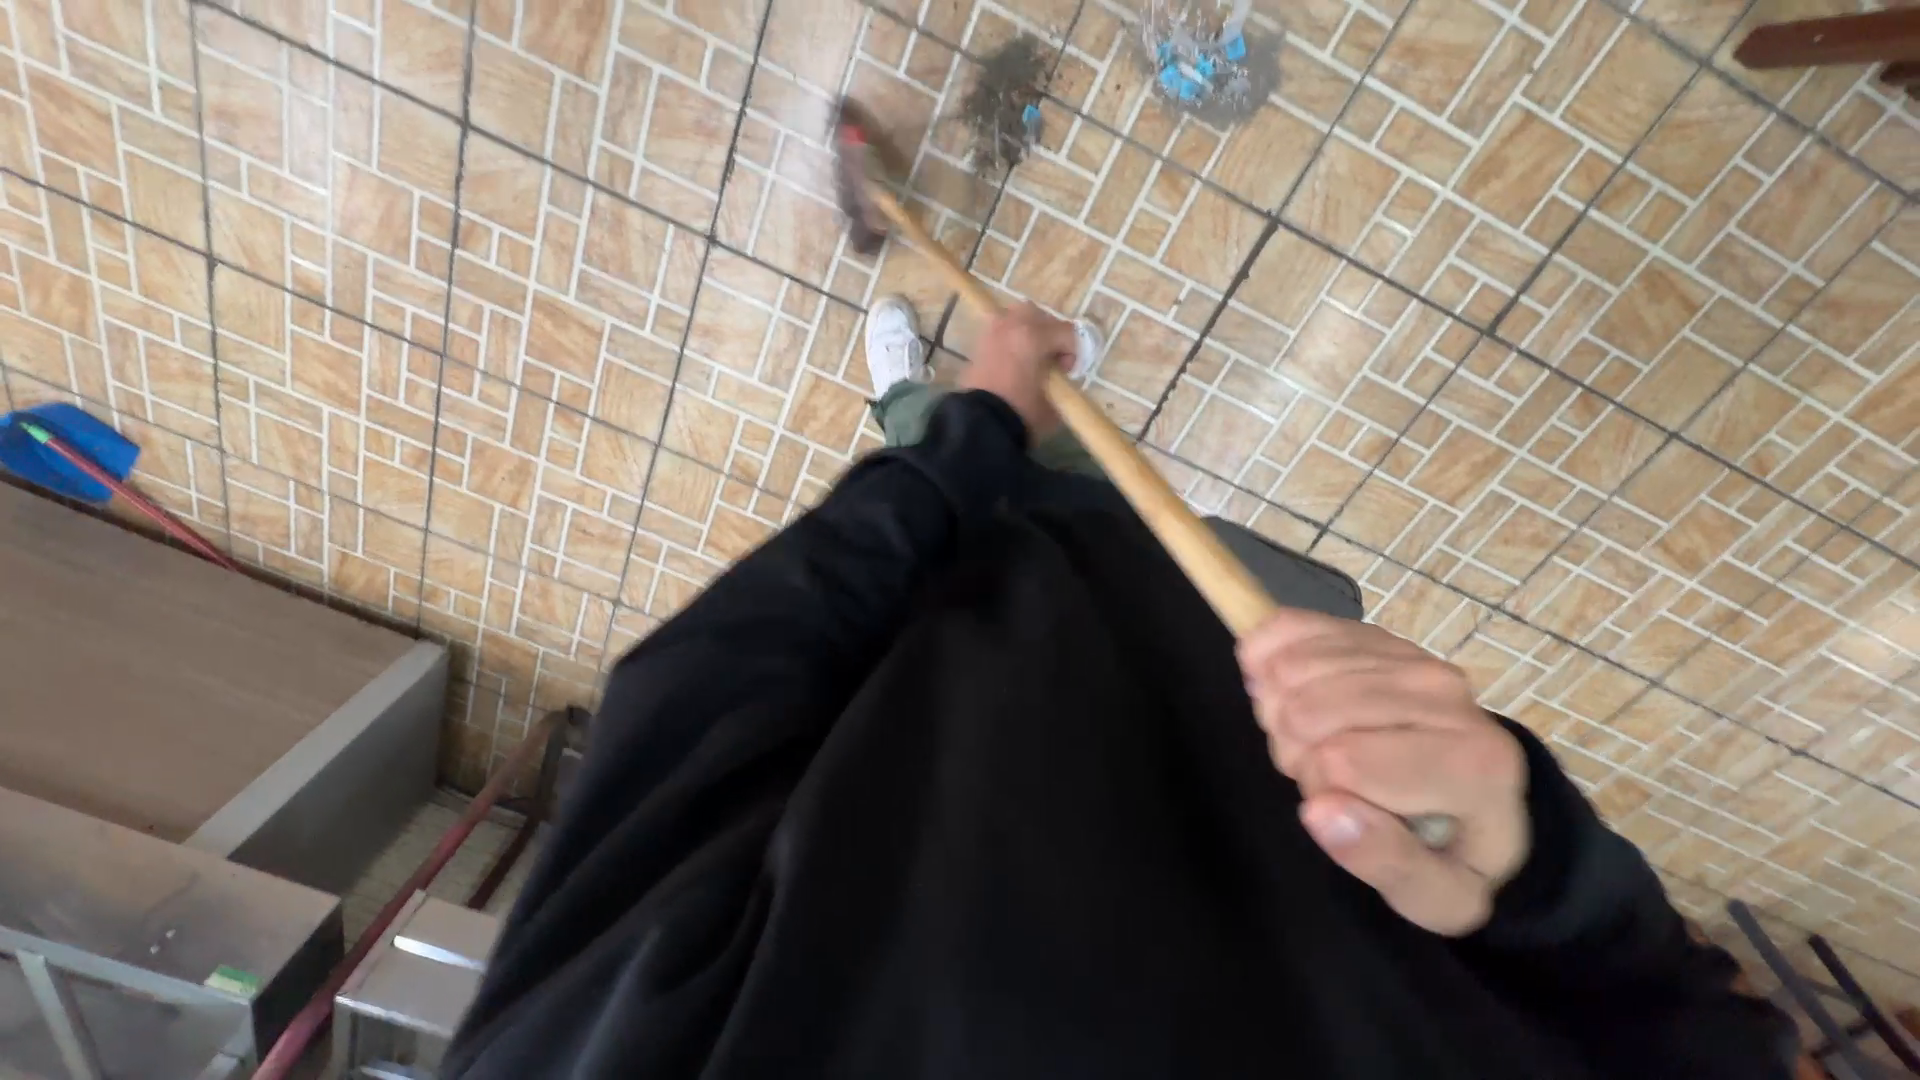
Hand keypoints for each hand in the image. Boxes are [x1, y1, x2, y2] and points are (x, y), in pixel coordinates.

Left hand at [960, 303, 1077, 437]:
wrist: (980, 426)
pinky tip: (1014, 362)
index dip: (1074, 353)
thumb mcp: (1054, 403)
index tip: (1068, 373)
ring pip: (1017, 318)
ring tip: (1032, 358)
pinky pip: (1001, 332)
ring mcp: (992, 332)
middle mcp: (1012, 325)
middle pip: (1041, 316)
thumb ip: (1061, 381)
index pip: (1067, 332)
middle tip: (1051, 360)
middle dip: (1051, 335)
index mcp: (1034, 336)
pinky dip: (1011, 341)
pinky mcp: (978, 345)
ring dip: (1029, 332)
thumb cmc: (1022, 415)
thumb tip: (1058, 376)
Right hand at [1237, 608, 1528, 935]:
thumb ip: (1387, 863)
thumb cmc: (1451, 850)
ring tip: (1308, 737)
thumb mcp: (1436, 894)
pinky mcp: (1370, 630)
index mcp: (1470, 763)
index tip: (1344, 809)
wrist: (1474, 792)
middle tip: (1320, 773)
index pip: (1340, 760)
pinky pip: (1288, 627)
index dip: (1320, 790)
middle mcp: (1445, 693)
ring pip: (1292, 668)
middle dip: (1295, 750)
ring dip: (1280, 709)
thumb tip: (1321, 812)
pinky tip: (1275, 686)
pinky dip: (1262, 657)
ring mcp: (1405, 652)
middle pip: (1308, 710)